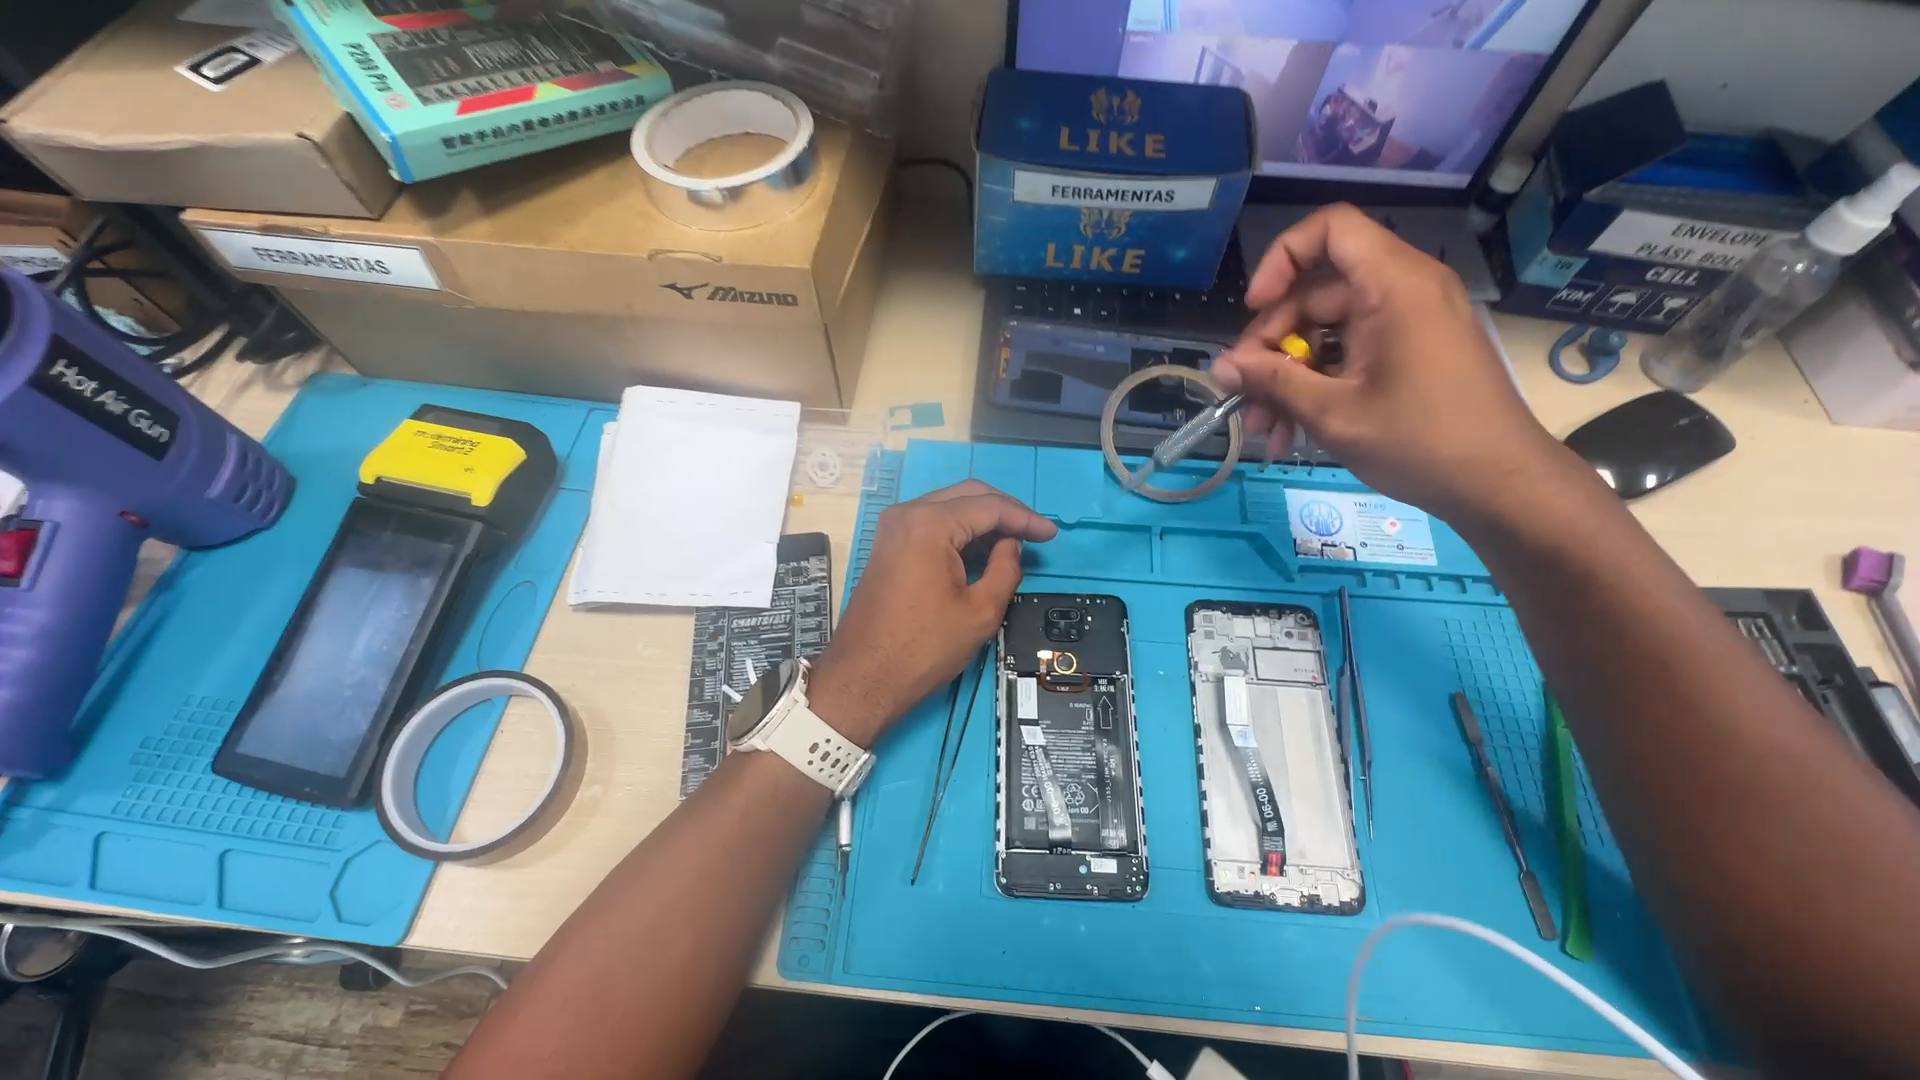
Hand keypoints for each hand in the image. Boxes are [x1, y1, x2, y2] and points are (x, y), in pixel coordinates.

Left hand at [809, 480, 1056, 746]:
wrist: (863, 676)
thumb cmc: (924, 648)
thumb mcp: (981, 611)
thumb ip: (1006, 569)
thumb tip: (1012, 545)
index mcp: (930, 524)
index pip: (990, 506)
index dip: (1026, 518)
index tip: (1052, 534)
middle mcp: (908, 513)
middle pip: (968, 495)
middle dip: (1006, 511)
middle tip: (1036, 533)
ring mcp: (893, 527)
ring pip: (949, 506)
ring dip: (983, 519)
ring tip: (1015, 541)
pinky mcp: (888, 544)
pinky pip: (932, 523)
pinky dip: (960, 531)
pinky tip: (982, 549)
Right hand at [1211, 204, 1573, 521]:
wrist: (1501, 485)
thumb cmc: (1420, 441)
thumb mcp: (1332, 413)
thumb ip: (1271, 382)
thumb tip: (1219, 367)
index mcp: (1393, 285)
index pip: (1330, 229)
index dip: (1281, 259)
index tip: (1254, 310)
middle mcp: (1404, 290)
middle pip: (1315, 293)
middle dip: (1271, 347)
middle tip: (1244, 396)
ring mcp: (1409, 322)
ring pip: (1326, 333)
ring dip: (1288, 378)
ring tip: (1266, 430)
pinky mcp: (1412, 352)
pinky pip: (1350, 353)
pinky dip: (1319, 385)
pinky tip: (1293, 433)